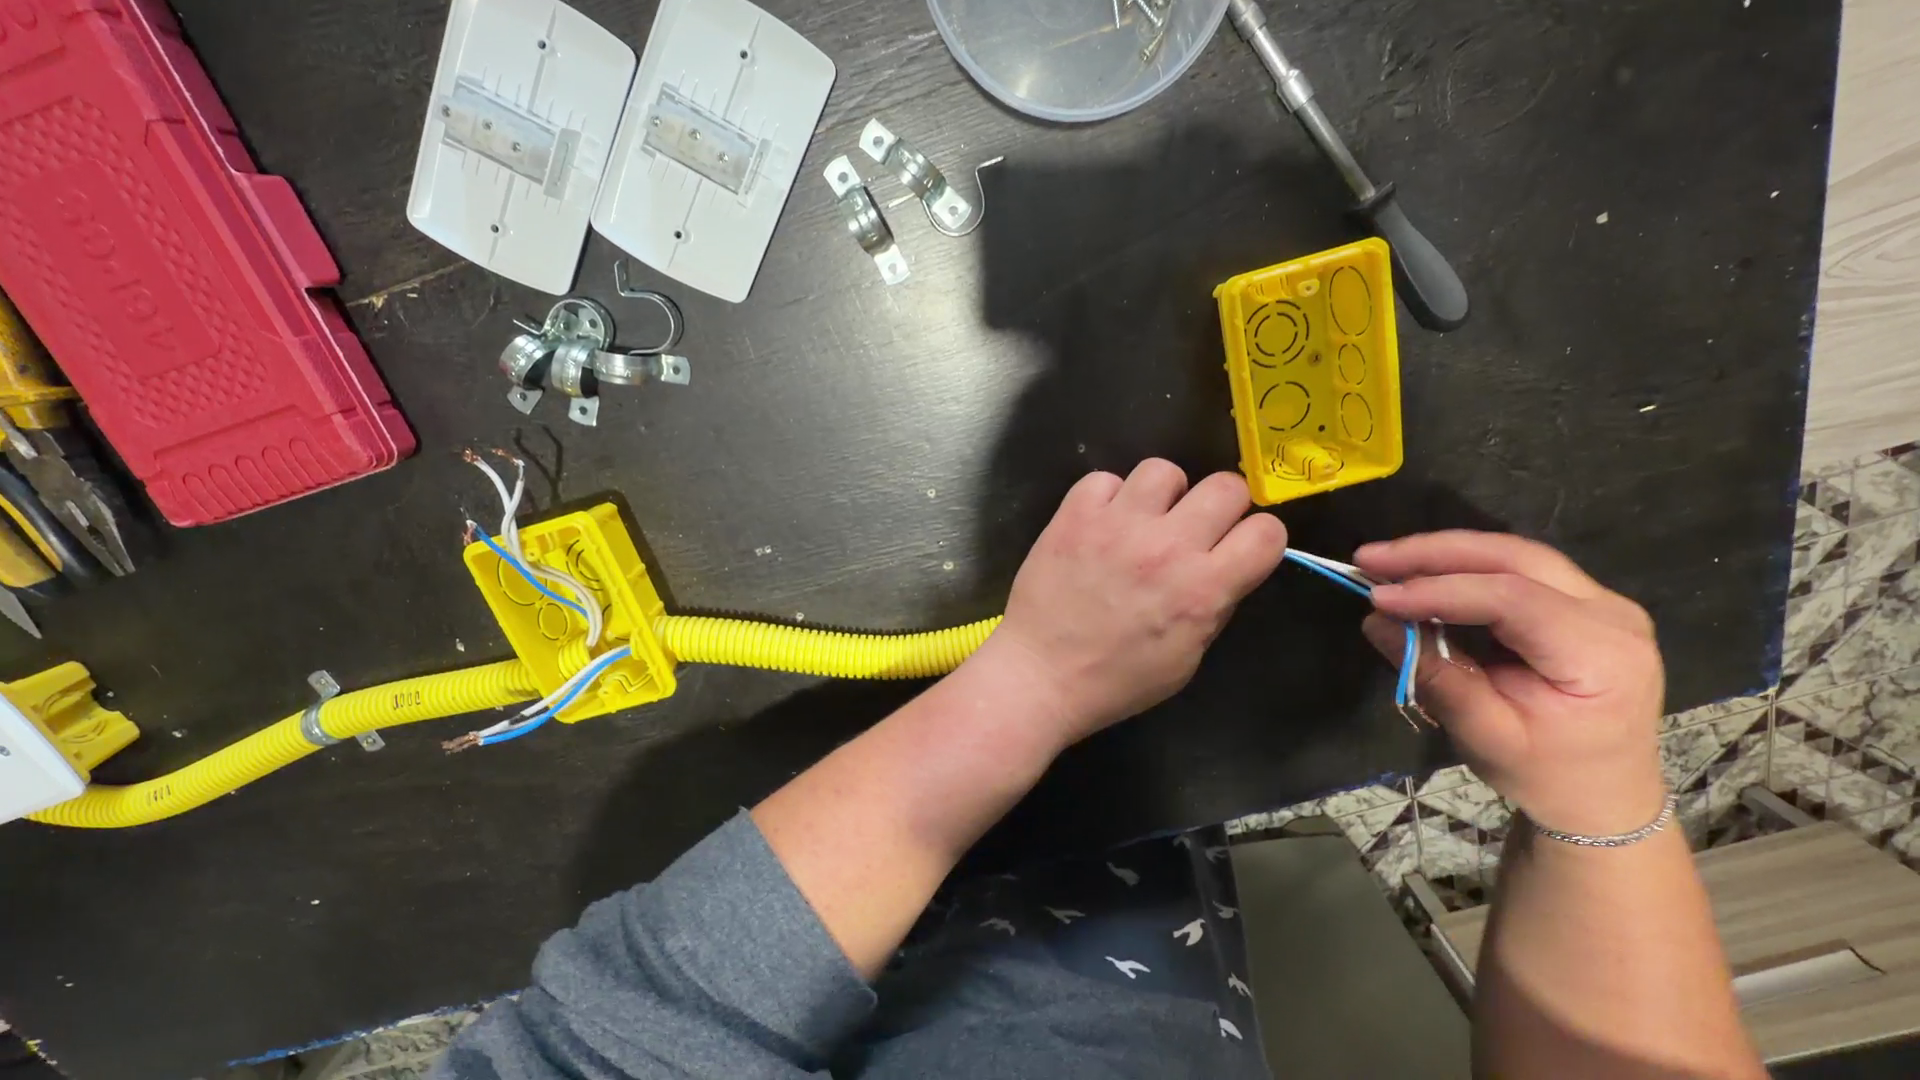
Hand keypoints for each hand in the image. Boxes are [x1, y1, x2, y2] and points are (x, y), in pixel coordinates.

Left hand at [976, 460, 1287, 748]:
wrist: (1041, 675)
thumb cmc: (1118, 679)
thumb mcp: (1188, 657)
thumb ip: (1214, 604)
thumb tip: (1227, 566)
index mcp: (1202, 589)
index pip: (1266, 532)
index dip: (1259, 538)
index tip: (1240, 548)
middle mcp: (1166, 547)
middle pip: (1226, 485)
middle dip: (1221, 506)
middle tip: (1196, 529)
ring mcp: (1117, 524)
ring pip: (1164, 470)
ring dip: (1163, 494)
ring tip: (1145, 520)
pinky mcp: (1074, 515)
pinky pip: (1104, 479)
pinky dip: (1107, 497)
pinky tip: (1101, 523)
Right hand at [1356, 531, 1667, 837]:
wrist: (1603, 797)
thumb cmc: (1546, 774)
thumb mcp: (1485, 735)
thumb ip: (1434, 674)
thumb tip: (1376, 622)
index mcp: (1601, 654)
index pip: (1511, 598)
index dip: (1439, 590)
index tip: (1378, 597)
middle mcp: (1611, 614)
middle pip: (1515, 558)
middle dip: (1436, 552)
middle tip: (1371, 558)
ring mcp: (1601, 603)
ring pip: (1514, 554)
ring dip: (1445, 554)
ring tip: (1386, 561)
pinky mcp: (1581, 604)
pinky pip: (1517, 570)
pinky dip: (1462, 567)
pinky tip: (1421, 574)